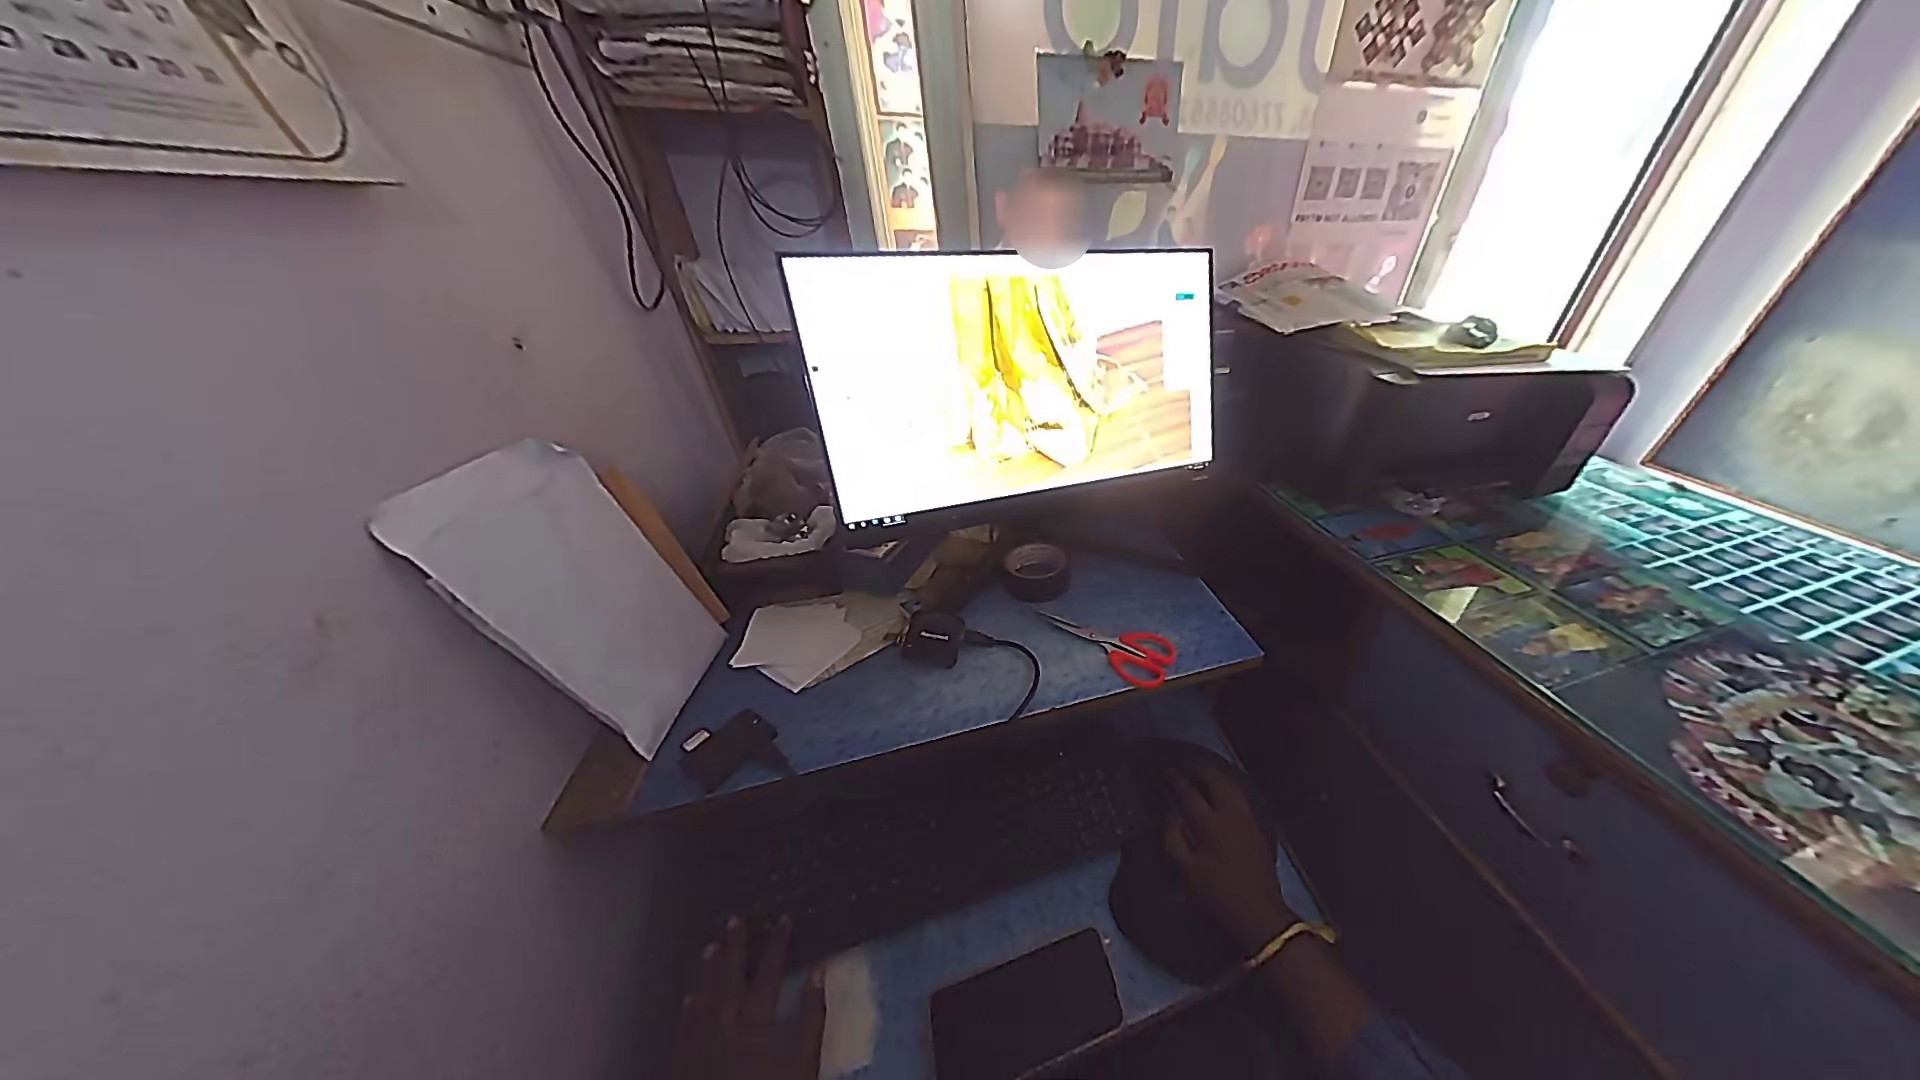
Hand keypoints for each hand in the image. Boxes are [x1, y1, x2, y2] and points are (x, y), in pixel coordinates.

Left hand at [668, 916, 825, 1079]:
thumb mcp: (804, 1064)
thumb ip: (811, 1018)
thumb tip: (818, 973)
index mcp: (758, 1023)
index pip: (768, 973)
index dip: (777, 944)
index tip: (784, 918)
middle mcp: (726, 1026)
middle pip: (731, 977)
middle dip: (736, 946)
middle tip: (736, 917)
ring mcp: (701, 1046)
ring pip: (704, 997)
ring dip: (709, 970)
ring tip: (711, 946)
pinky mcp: (684, 1066)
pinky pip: (684, 1030)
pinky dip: (689, 1009)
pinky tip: (690, 998)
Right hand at [1162, 762, 1296, 953]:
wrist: (1259, 915)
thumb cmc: (1217, 895)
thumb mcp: (1185, 871)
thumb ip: (1172, 838)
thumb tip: (1168, 815)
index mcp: (1210, 824)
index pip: (1188, 792)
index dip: (1175, 780)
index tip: (1166, 772)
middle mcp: (1231, 814)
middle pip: (1215, 779)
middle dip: (1199, 769)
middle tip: (1185, 767)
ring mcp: (1248, 819)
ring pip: (1231, 785)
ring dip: (1215, 776)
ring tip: (1202, 774)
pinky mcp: (1258, 828)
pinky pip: (1241, 797)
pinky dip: (1228, 788)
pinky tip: (1221, 792)